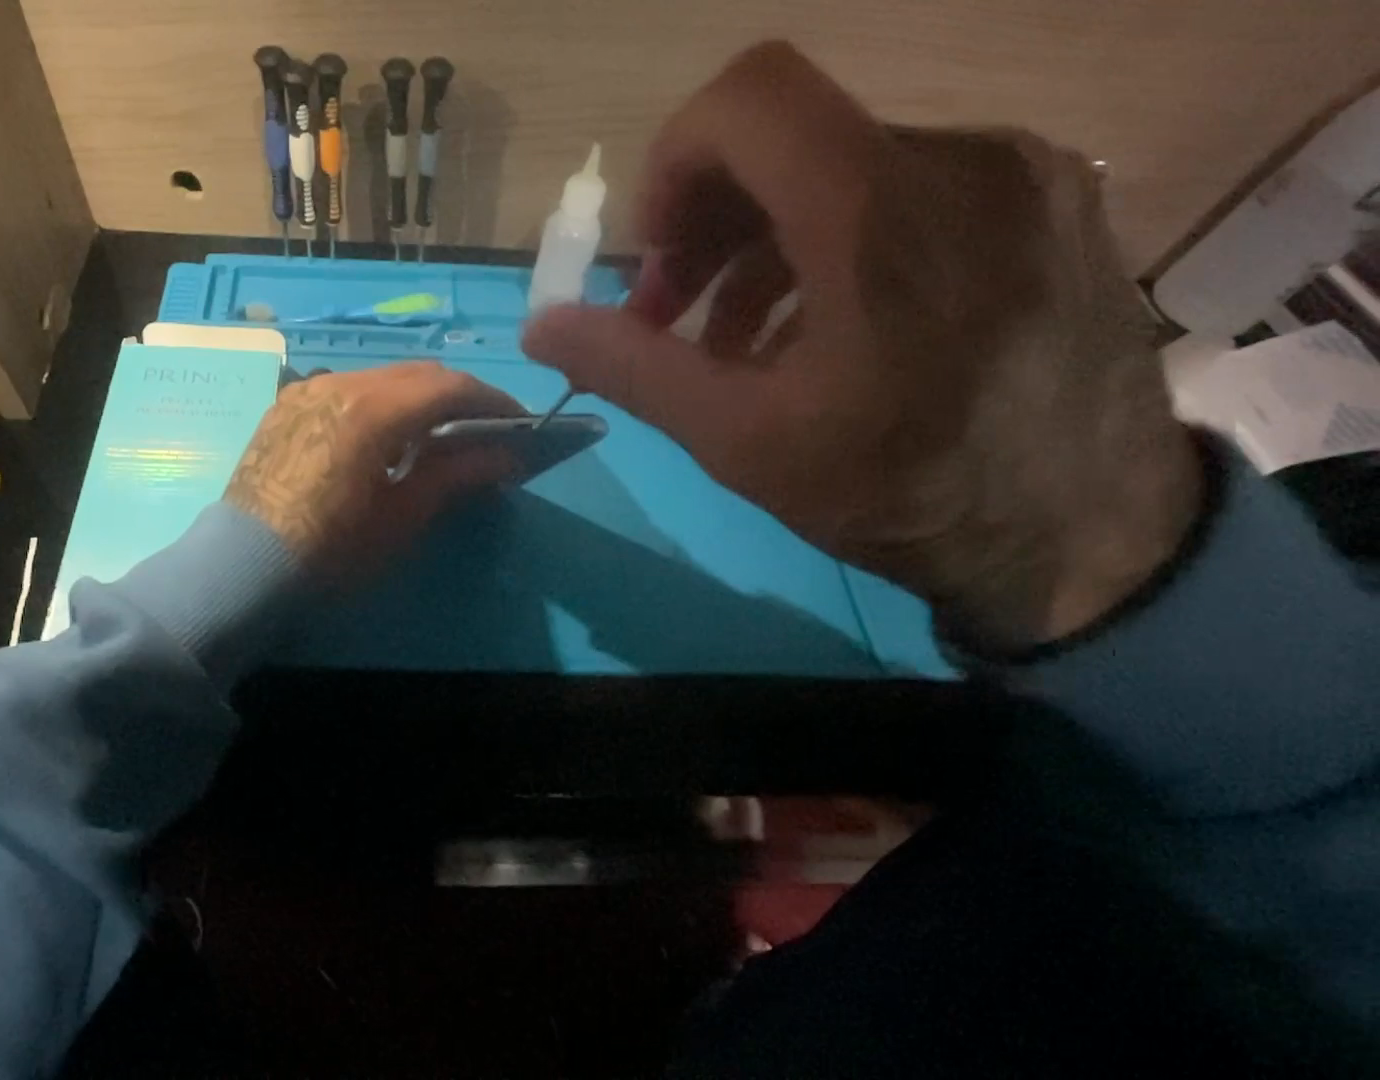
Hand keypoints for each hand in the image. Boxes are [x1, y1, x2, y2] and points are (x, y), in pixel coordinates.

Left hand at [225, 362, 522, 579]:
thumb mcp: (401, 519)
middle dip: (458, 397)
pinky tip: (389, 438)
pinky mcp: (286, 406)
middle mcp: (339, 384)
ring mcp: (307, 390)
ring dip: (419, 399)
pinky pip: (348, 391)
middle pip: (416, 375)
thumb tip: (506, 456)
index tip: (519, 423)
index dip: (491, 401)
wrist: (242, 567)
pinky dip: (381, 405)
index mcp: (371, 411)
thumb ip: (455, 476)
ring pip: (381, 379)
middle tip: (487, 430)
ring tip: (441, 436)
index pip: (448, 388)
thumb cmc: (330, 552)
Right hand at [522, 42, 1201, 650]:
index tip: (658, 258)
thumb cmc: (900, 492)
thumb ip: (633, 368)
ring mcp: (1020, 175)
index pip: (747, 99)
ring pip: (850, 167)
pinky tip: (832, 332)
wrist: (1090, 538)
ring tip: (748, 344)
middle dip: (710, 221)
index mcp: (877, 211)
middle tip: (679, 317)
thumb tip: (538, 328)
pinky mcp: (1052, 203)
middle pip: (791, 139)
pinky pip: (915, 190)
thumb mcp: (740, 440)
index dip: (675, 163)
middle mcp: (959, 158)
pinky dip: (845, 244)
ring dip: (771, 243)